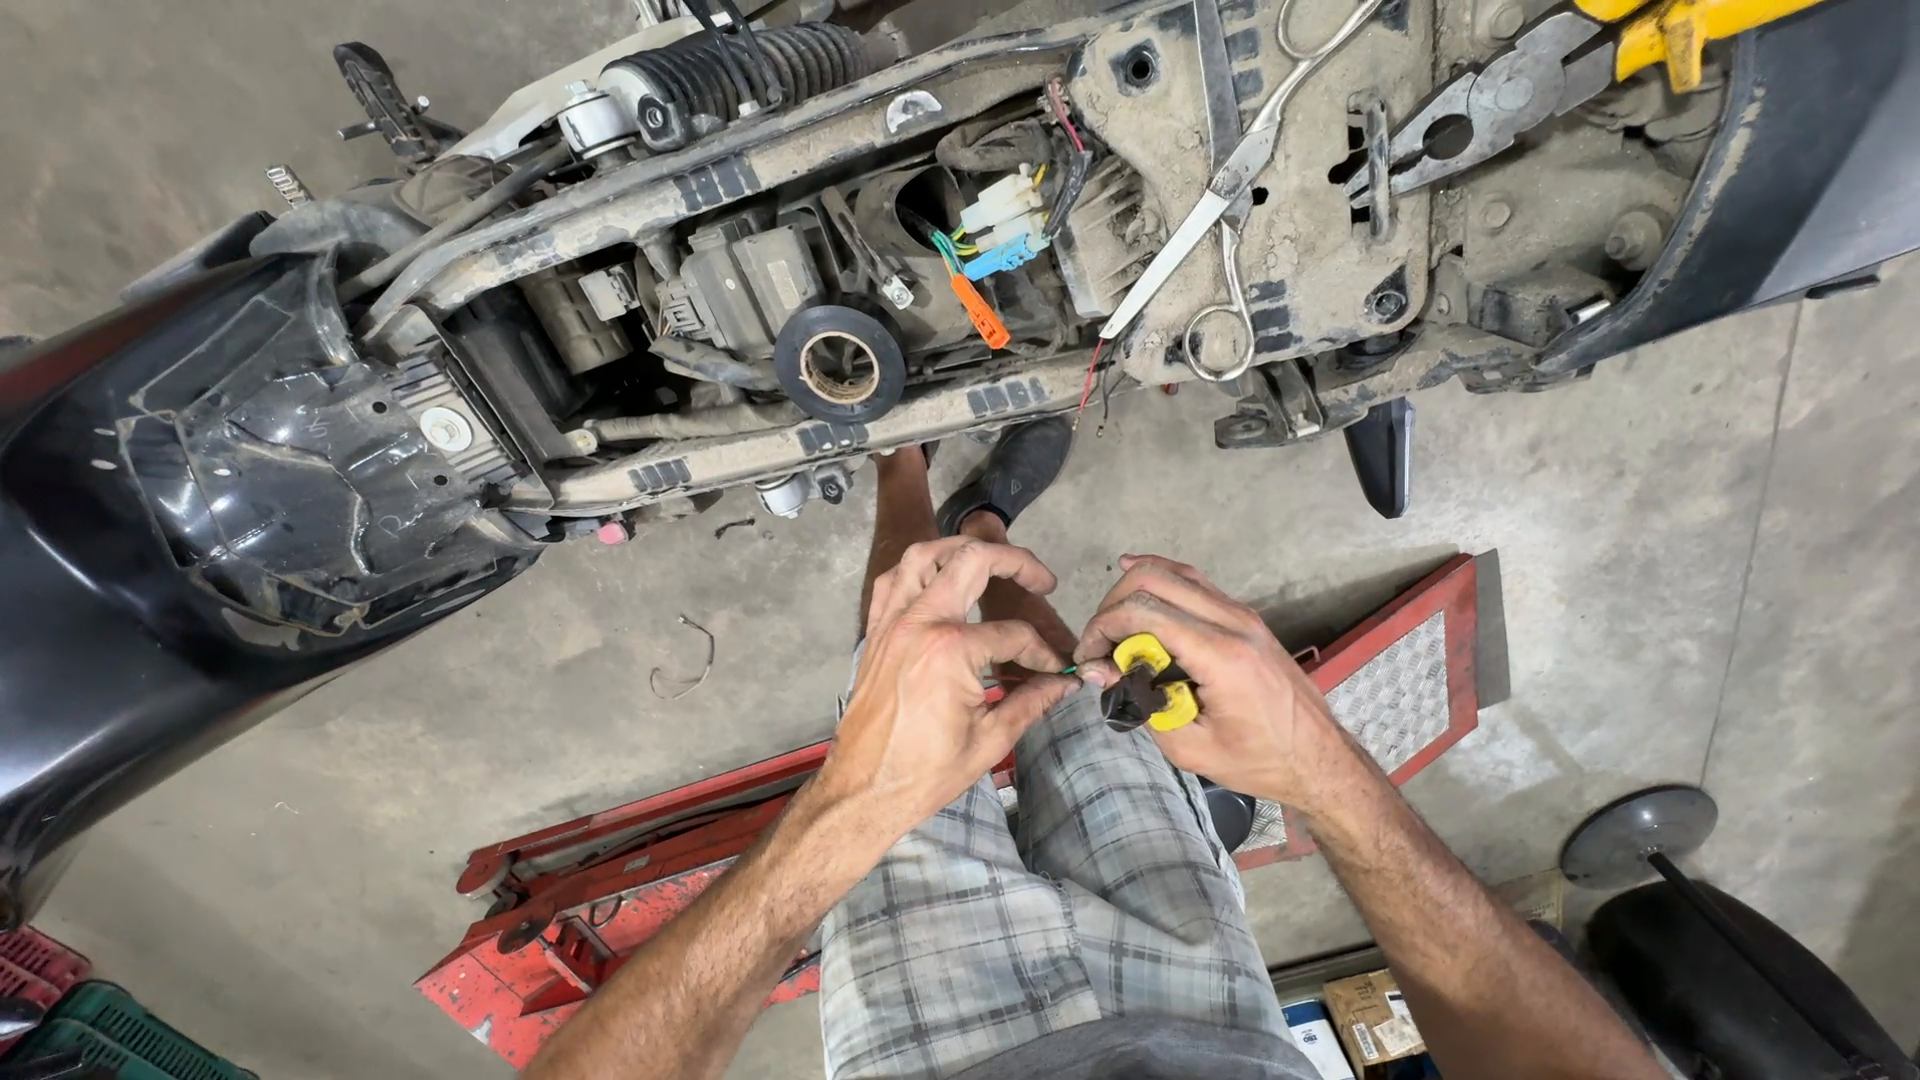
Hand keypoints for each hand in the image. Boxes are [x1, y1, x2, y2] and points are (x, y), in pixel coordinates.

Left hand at [816, 537, 1079, 850]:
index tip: (1054, 669)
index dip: (1042, 651)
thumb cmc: (925, 773)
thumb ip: (1032, 701)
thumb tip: (1065, 682)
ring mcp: (892, 623)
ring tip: (992, 560)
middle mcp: (919, 623)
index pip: (1014, 635)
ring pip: (924, 555)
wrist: (864, 790)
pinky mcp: (876, 632)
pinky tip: (938, 579)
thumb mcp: (990, 741)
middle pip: (972, 561)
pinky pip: (892, 580)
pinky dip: (917, 568)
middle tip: (1042, 578)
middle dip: (1016, 562)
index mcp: (951, 651)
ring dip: (962, 548)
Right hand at [1074, 554, 1350, 808]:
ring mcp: (1240, 613)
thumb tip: (1101, 672)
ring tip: (1112, 627)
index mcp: (1221, 655)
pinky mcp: (1242, 616)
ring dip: (1131, 591)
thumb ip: (1140, 704)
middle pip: (1152, 579)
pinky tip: (1132, 575)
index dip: (1102, 628)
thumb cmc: (1259, 761)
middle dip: (1111, 607)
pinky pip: (1192, 581)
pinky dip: (1157, 577)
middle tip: (1100, 646)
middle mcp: (1232, 621)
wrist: (1320, 758)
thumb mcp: (1190, 748)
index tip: (1089, 659)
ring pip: (1172, 571)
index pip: (1143, 612)